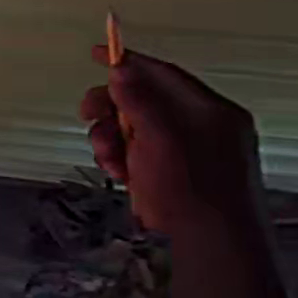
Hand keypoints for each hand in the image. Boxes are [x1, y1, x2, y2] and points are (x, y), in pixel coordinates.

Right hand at [80, 48, 267, 236]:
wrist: (209, 244)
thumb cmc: (190, 186)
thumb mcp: (159, 137)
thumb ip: (138, 101)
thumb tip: (120, 68)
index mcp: (210, 111)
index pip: (163, 74)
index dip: (128, 62)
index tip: (95, 53)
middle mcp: (199, 127)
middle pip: (143, 101)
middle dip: (111, 108)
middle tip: (87, 115)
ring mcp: (185, 151)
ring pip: (133, 128)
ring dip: (110, 138)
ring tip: (107, 158)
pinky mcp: (171, 172)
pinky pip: (136, 152)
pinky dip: (120, 158)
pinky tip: (118, 172)